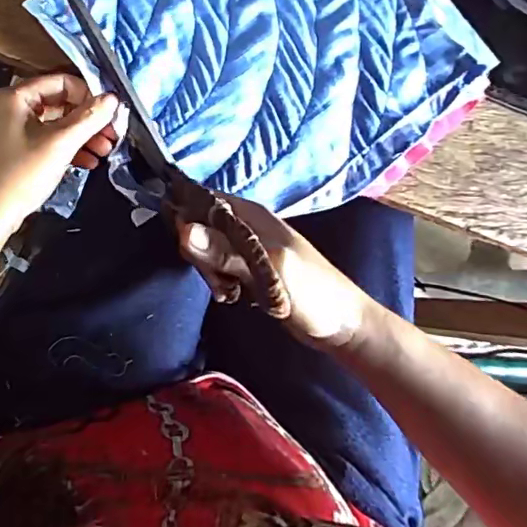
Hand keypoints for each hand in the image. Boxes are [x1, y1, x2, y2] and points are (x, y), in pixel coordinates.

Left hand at [0, 73, 118, 234]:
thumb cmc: (17, 176)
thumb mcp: (60, 144)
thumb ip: (88, 119)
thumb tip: (111, 99)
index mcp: (14, 96)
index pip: (61, 81)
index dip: (88, 95)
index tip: (109, 113)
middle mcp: (8, 107)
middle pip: (58, 102)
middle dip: (87, 120)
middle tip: (111, 135)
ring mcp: (8, 129)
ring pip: (53, 124)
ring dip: (80, 136)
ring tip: (103, 151)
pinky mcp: (11, 151)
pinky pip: (44, 140)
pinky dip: (65, 148)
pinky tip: (86, 161)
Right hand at [175, 196, 377, 348]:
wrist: (344, 328)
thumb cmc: (314, 293)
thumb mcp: (269, 270)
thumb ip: (226, 251)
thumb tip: (184, 231)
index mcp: (251, 214)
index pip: (203, 199)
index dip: (186, 215)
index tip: (182, 243)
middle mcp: (246, 225)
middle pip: (201, 226)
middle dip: (198, 250)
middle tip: (214, 275)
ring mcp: (248, 247)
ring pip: (207, 248)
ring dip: (209, 269)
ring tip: (225, 289)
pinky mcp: (249, 268)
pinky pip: (219, 266)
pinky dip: (219, 280)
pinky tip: (229, 294)